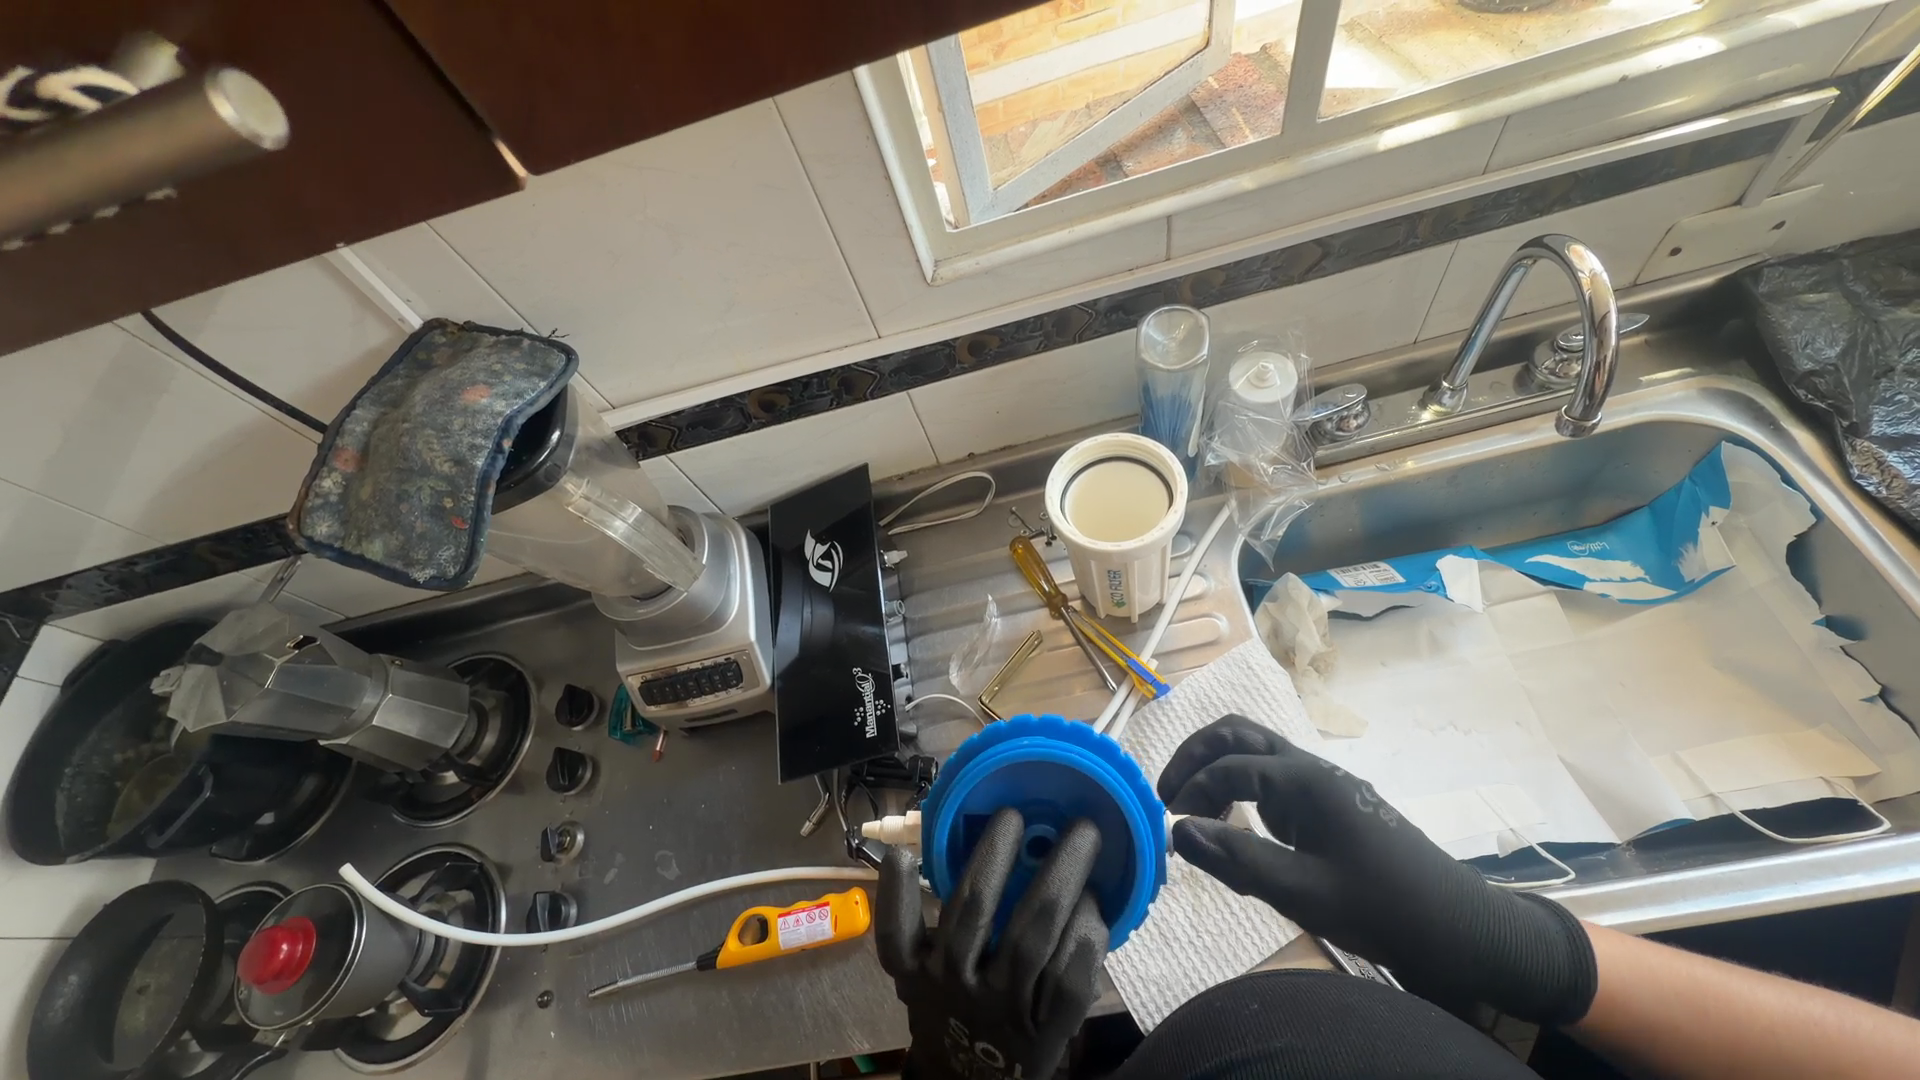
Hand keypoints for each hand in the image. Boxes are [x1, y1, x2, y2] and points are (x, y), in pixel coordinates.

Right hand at [877, 808, 1108, 1079]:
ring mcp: (1002, 1010)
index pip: (897, 935)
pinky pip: (1068, 984)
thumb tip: (945, 842)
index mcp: (919, 971)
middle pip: (973, 912)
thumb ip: (930, 919)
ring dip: (1058, 883)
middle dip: (994, 856)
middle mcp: (956, 985)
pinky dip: (1083, 943)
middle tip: (1016, 814)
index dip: (897, 893)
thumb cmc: (950, 1005)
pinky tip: (1095, 907)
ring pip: (1030, 940)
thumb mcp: (924, 970)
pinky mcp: (1045, 1034)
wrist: (973, 1079)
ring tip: (1080, 839)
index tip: (905, 852)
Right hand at [1158, 713, 1596, 1025]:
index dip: (1192, 789)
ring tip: (1195, 811)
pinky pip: (1271, 778)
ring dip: (1217, 769)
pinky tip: (1235, 826)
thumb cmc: (1383, 910)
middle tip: (1169, 793)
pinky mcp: (1327, 803)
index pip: (1230, 766)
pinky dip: (1240, 789)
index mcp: (1305, 781)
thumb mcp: (1304, 893)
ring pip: (1255, 751)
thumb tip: (1177, 831)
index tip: (1170, 823)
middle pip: (1239, 733)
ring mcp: (1321, 784)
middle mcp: (1310, 769)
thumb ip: (1237, 860)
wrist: (1462, 929)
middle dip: (1196, 755)